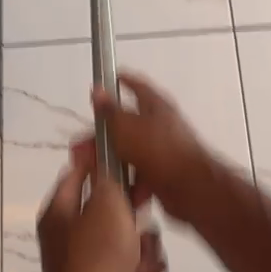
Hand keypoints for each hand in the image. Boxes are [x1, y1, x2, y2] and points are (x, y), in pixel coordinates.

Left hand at [36, 148, 165, 271]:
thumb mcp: (104, 202)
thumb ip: (107, 175)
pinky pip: (140, 266)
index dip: (104, 162)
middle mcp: (73, 237)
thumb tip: (100, 152)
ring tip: (140, 256)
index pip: (79, 173)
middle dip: (134, 209)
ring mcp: (95, 265)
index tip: (131, 157)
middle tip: (144, 206)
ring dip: (144, 245)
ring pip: (133, 237)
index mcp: (60, 212)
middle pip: (112, 206)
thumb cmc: (96, 258)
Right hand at [94, 71, 220, 218]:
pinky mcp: (163, 172)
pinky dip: (128, 182)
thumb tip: (97, 89)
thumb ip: (109, 110)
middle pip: (125, 125)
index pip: (134, 84)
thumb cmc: (156, 149)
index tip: (102, 84)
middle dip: (102, 139)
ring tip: (94, 173)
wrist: (189, 186)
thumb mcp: (125, 126)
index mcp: (154, 105)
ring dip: (112, 163)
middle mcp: (160, 123)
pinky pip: (139, 174)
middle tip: (81, 150)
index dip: (118, 81)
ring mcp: (162, 149)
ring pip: (130, 152)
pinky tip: (117, 189)